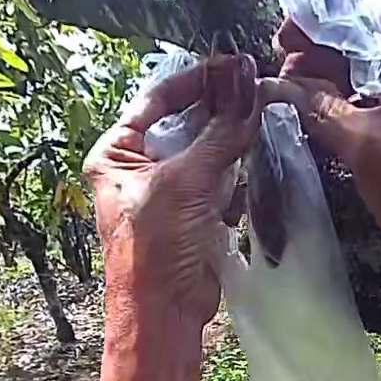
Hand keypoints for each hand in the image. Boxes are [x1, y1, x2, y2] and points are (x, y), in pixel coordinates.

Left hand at [85, 53, 259, 380]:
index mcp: (117, 152)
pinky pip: (221, 186)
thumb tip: (250, 85)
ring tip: (264, 119)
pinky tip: (258, 159)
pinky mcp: (196, 219)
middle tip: (257, 90)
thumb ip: (221, 133)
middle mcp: (140, 170)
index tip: (234, 66)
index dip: (197, 81)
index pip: (158, 100)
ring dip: (233, 143)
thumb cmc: (156, 245)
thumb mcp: (186, 181)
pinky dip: (238, 176)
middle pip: (187, 126)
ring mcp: (170, 195)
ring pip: (208, 156)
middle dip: (220, 112)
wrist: (165, 313)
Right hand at [261, 24, 380, 356]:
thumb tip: (280, 86)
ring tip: (293, 91)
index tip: (281, 40)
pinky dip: (355, 98)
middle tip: (282, 72)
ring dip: (334, 77)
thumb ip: (321, 110)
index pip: (361, 13)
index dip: (315, 24)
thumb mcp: (365, 149)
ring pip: (373, 67)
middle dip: (320, 52)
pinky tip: (324, 108)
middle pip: (366, 37)